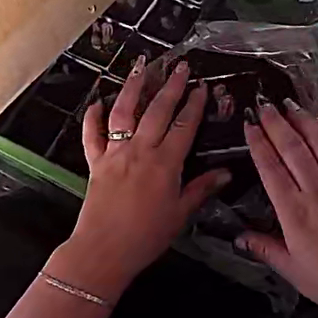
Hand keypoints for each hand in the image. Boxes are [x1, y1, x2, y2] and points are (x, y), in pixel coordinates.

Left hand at [50, 58, 228, 300]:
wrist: (103, 251)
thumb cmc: (146, 236)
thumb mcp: (181, 214)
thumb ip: (202, 189)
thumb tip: (225, 173)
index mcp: (166, 163)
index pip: (185, 125)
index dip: (195, 104)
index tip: (202, 87)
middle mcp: (140, 150)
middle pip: (158, 110)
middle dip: (171, 86)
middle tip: (180, 66)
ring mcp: (116, 153)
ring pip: (124, 112)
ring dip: (134, 87)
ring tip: (142, 67)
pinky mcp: (96, 163)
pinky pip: (92, 135)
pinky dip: (93, 117)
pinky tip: (97, 102)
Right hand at [239, 100, 317, 305]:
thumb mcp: (296, 272)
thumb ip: (267, 250)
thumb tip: (242, 238)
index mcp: (296, 214)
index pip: (270, 168)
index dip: (257, 144)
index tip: (249, 128)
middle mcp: (317, 191)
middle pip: (291, 147)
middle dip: (275, 123)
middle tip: (263, 106)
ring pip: (317, 141)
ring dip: (301, 120)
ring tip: (288, 105)